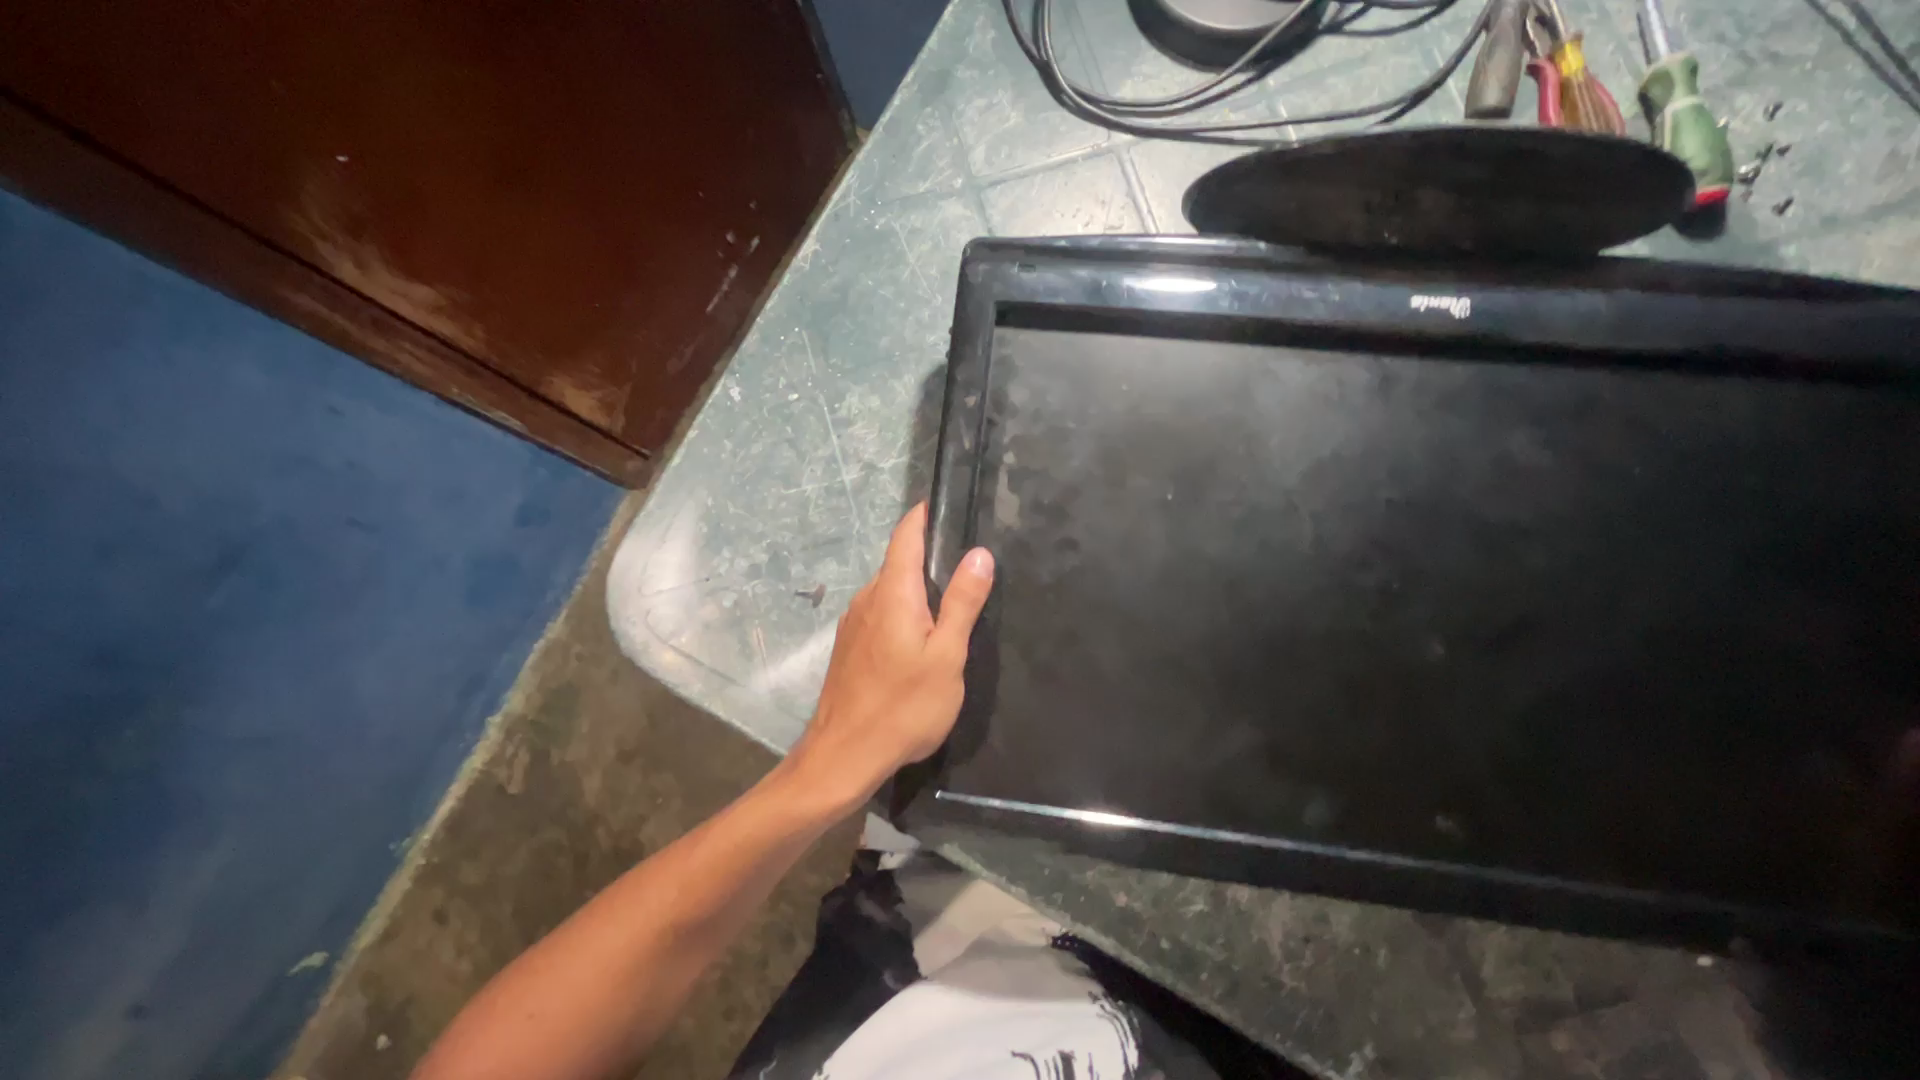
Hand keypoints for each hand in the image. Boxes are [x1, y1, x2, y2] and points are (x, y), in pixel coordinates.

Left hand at [783, 502, 994, 814]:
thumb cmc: (903, 707)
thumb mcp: (946, 656)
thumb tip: (978, 553)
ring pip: (890, 592)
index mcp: (892, 592)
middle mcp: (867, 598)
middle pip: (898, 563)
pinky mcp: (849, 648)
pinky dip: (903, 614)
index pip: (905, 535)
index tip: (947, 505)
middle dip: (929, 558)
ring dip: (917, 591)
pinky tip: (921, 641)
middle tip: (969, 567)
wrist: (843, 756)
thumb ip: (962, 603)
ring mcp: (853, 624)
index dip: (924, 515)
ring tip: (953, 606)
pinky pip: (881, 615)